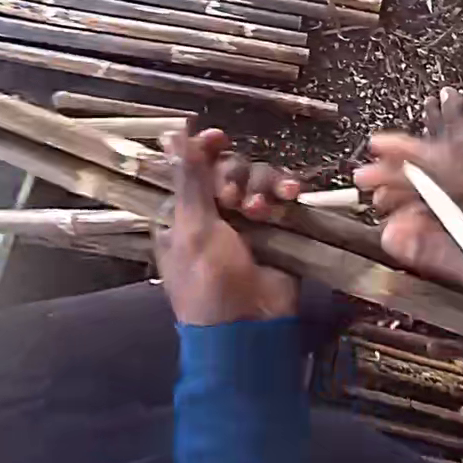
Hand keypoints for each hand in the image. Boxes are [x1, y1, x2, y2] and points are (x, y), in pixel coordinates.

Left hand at [153, 129, 298, 325]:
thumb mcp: (192, 227)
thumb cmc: (208, 280)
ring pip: (257, 178)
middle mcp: (213, 210)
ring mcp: (246, 218)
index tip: (218, 138)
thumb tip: (172, 132)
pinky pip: (281, 196)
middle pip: (228, 167)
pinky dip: (285, 191)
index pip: (193, 166)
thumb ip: (188, 178)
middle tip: (234, 200)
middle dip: (233, 178)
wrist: (250, 329)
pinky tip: (290, 195)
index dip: (205, 149)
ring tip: (260, 210)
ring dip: (260, 187)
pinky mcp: (276, 227)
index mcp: (183, 211)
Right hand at [354, 98, 462, 359]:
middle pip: (452, 169)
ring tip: (382, 204)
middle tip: (364, 181)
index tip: (373, 147)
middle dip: (406, 175)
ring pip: (459, 184)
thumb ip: (443, 253)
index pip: (454, 163)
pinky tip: (416, 217)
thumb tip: (389, 234)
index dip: (409, 156)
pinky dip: (442, 209)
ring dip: (420, 194)